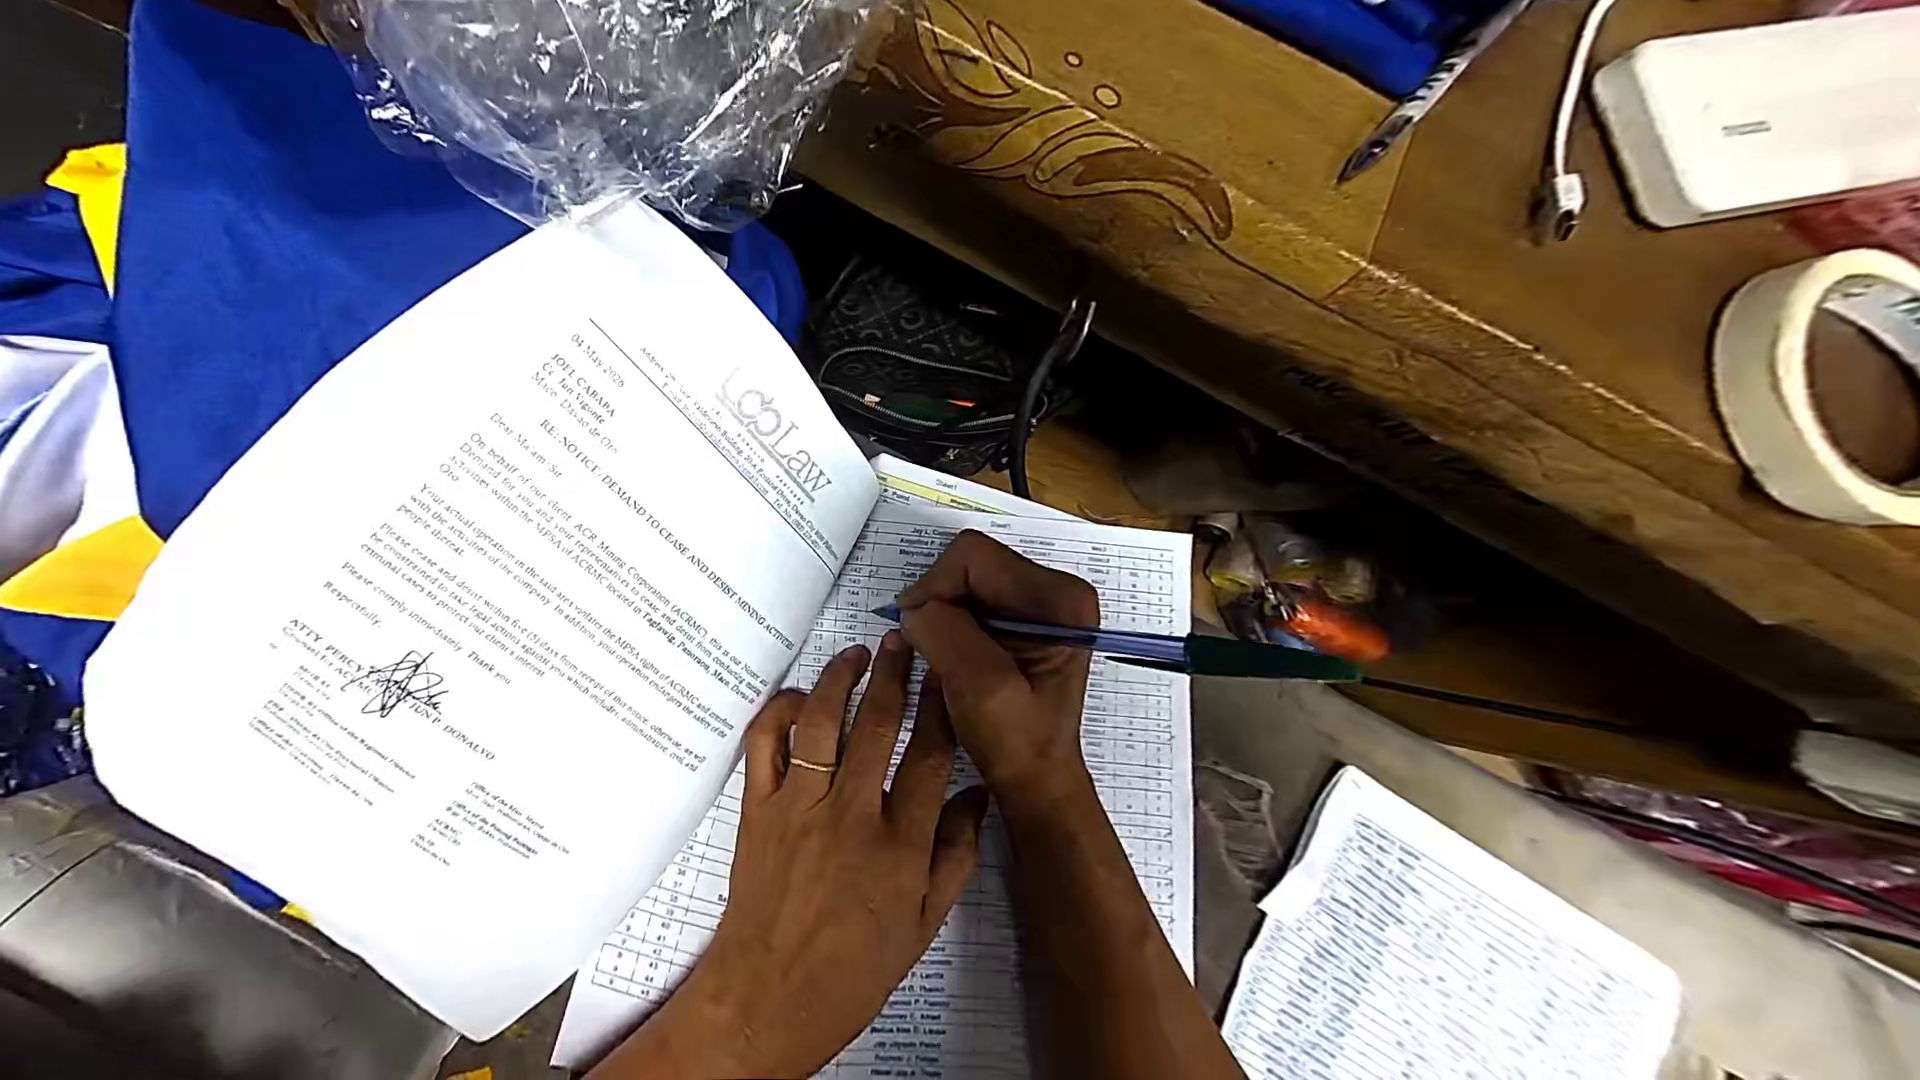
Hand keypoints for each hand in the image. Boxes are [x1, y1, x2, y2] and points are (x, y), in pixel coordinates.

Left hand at [592, 633, 987, 1079]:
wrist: (764, 1003)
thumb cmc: (852, 970)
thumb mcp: (924, 924)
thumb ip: (957, 855)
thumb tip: (978, 794)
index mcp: (899, 845)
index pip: (930, 755)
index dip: (942, 705)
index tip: (948, 674)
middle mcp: (850, 815)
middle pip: (879, 723)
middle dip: (896, 672)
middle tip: (905, 640)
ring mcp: (798, 808)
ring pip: (822, 723)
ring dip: (841, 678)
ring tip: (858, 653)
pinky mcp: (756, 811)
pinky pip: (764, 746)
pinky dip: (779, 712)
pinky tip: (800, 696)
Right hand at [898, 530, 1099, 812]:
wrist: (1037, 778)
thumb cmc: (1019, 744)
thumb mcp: (980, 688)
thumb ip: (945, 633)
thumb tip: (914, 608)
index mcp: (1061, 599)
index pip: (974, 557)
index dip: (934, 587)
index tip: (916, 630)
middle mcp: (1056, 589)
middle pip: (971, 563)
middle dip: (939, 602)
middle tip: (927, 647)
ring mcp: (1040, 600)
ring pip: (965, 579)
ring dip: (942, 614)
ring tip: (944, 657)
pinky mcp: (1023, 614)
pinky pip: (970, 597)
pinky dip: (950, 621)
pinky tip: (953, 656)